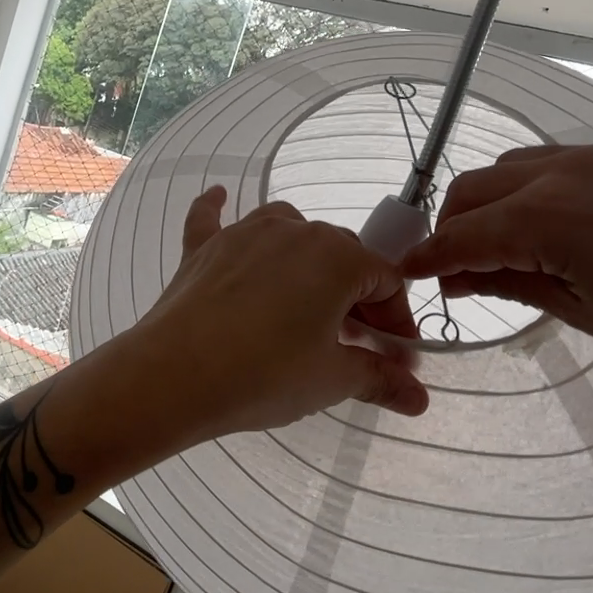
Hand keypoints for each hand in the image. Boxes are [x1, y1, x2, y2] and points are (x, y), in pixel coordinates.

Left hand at [121, 186, 429, 446]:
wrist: (175, 372)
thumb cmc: (264, 373)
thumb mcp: (331, 379)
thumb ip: (378, 378)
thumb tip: (417, 396)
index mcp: (336, 256)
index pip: (385, 282)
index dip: (396, 322)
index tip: (396, 360)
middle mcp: (291, 231)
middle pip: (339, 256)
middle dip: (355, 298)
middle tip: (354, 344)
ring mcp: (241, 234)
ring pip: (287, 230)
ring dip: (304, 259)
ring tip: (308, 303)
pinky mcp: (201, 247)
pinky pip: (211, 217)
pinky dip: (218, 208)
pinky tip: (219, 195)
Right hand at [399, 139, 592, 402]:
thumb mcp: (585, 314)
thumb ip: (507, 284)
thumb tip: (456, 278)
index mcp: (548, 219)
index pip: (460, 235)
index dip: (427, 257)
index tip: (407, 271)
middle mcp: (570, 171)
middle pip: (475, 187)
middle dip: (454, 224)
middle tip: (458, 262)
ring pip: (519, 165)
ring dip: (499, 199)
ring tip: (515, 239)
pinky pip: (575, 160)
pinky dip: (552, 187)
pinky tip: (578, 222)